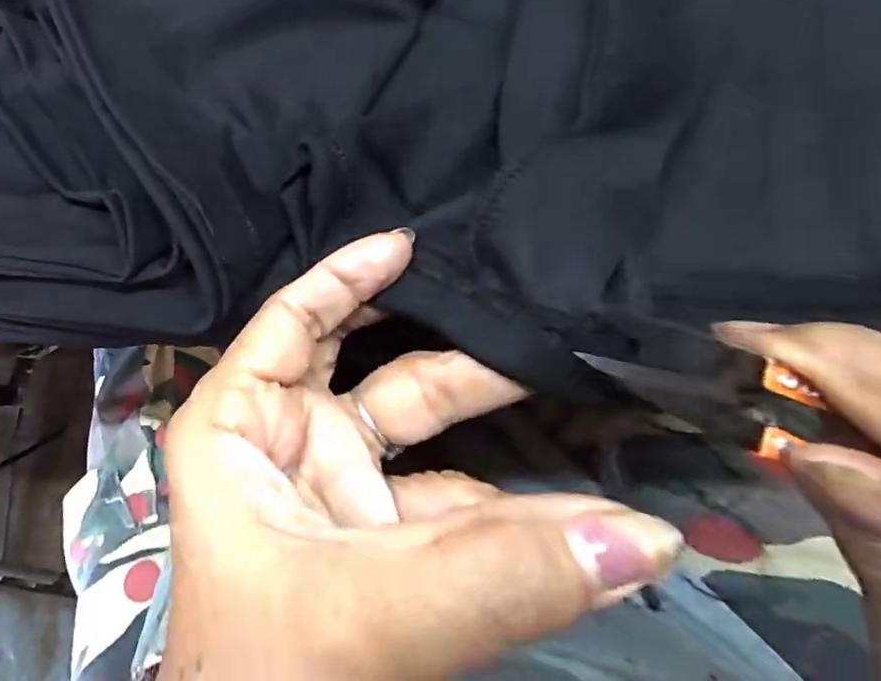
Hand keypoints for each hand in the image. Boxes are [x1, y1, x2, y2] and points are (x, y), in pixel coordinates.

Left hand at [161, 231, 683, 680]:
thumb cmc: (271, 678)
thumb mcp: (369, 611)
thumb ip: (503, 573)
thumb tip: (642, 536)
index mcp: (237, 427)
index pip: (291, 321)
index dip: (344, 275)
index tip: (407, 244)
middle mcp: (283, 443)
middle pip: (366, 362)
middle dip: (442, 338)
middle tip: (516, 308)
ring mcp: (334, 492)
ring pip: (418, 430)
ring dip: (493, 414)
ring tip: (570, 377)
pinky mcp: (379, 544)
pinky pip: (451, 507)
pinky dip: (515, 510)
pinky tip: (589, 512)